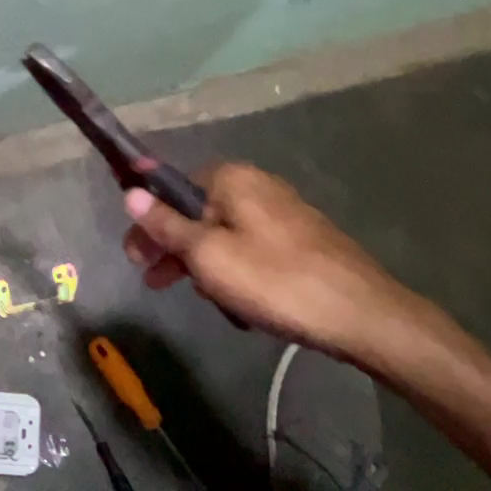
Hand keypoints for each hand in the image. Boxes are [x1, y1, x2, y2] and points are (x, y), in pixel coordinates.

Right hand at [123, 163, 410, 357]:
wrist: (361, 314)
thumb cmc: (274, 280)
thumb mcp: (208, 256)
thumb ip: (166, 224)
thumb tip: (130, 192)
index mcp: (230, 177)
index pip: (171, 188)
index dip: (148, 223)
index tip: (136, 258)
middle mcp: (256, 182)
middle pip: (197, 210)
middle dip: (174, 245)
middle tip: (157, 282)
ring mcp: (283, 209)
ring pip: (224, 231)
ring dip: (203, 261)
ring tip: (199, 297)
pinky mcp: (302, 237)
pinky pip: (251, 245)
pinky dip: (234, 266)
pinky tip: (237, 300)